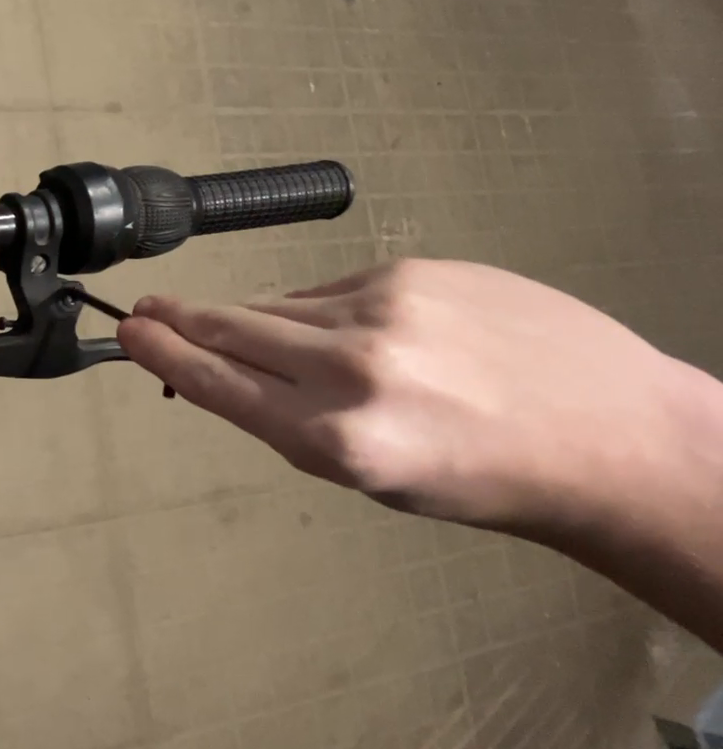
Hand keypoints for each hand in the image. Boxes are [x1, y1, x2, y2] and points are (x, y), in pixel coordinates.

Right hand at [116, 259, 697, 533]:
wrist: (620, 438)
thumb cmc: (481, 478)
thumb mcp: (363, 473)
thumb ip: (279, 417)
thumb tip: (215, 365)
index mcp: (335, 438)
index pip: (213, 380)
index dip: (160, 353)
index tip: (128, 332)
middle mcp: (351, 368)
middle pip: (228, 327)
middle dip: (179, 319)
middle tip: (148, 311)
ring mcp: (385, 308)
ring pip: (275, 305)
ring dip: (256, 321)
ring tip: (275, 340)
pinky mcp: (414, 270)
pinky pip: (330, 289)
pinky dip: (320, 311)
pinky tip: (357, 332)